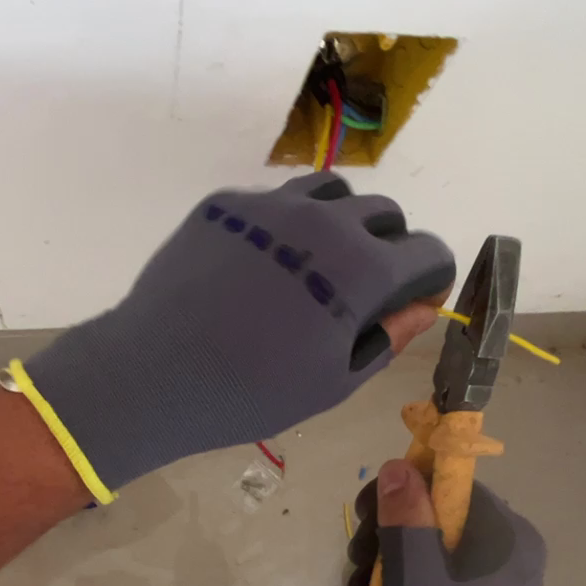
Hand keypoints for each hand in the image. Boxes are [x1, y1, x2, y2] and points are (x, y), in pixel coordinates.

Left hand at [20, 174, 454, 495]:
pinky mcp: (225, 205)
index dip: (431, 277)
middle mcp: (324, 221)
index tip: (414, 298)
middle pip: (384, 212)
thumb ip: (386, 338)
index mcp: (362, 268)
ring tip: (317, 263)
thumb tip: (422, 307)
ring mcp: (270, 205)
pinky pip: (272, 201)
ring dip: (341, 220)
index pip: (427, 251)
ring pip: (330, 191)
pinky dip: (284, 224)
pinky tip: (259, 265)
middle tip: (363, 288)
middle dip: (390, 245)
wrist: (155, 373)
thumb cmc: (252, 393)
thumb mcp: (332, 382)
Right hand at [350, 459, 552, 585]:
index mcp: (512, 540)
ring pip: (431, 544)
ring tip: (358, 585)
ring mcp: (493, 583)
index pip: (456, 486)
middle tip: (356, 556)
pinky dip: (402, 580)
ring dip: (389, 555)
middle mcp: (509, 554)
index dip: (407, 489)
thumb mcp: (420, 581)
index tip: (365, 512)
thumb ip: (410, 520)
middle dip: (392, 529)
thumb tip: (397, 465)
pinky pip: (435, 574)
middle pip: (440, 513)